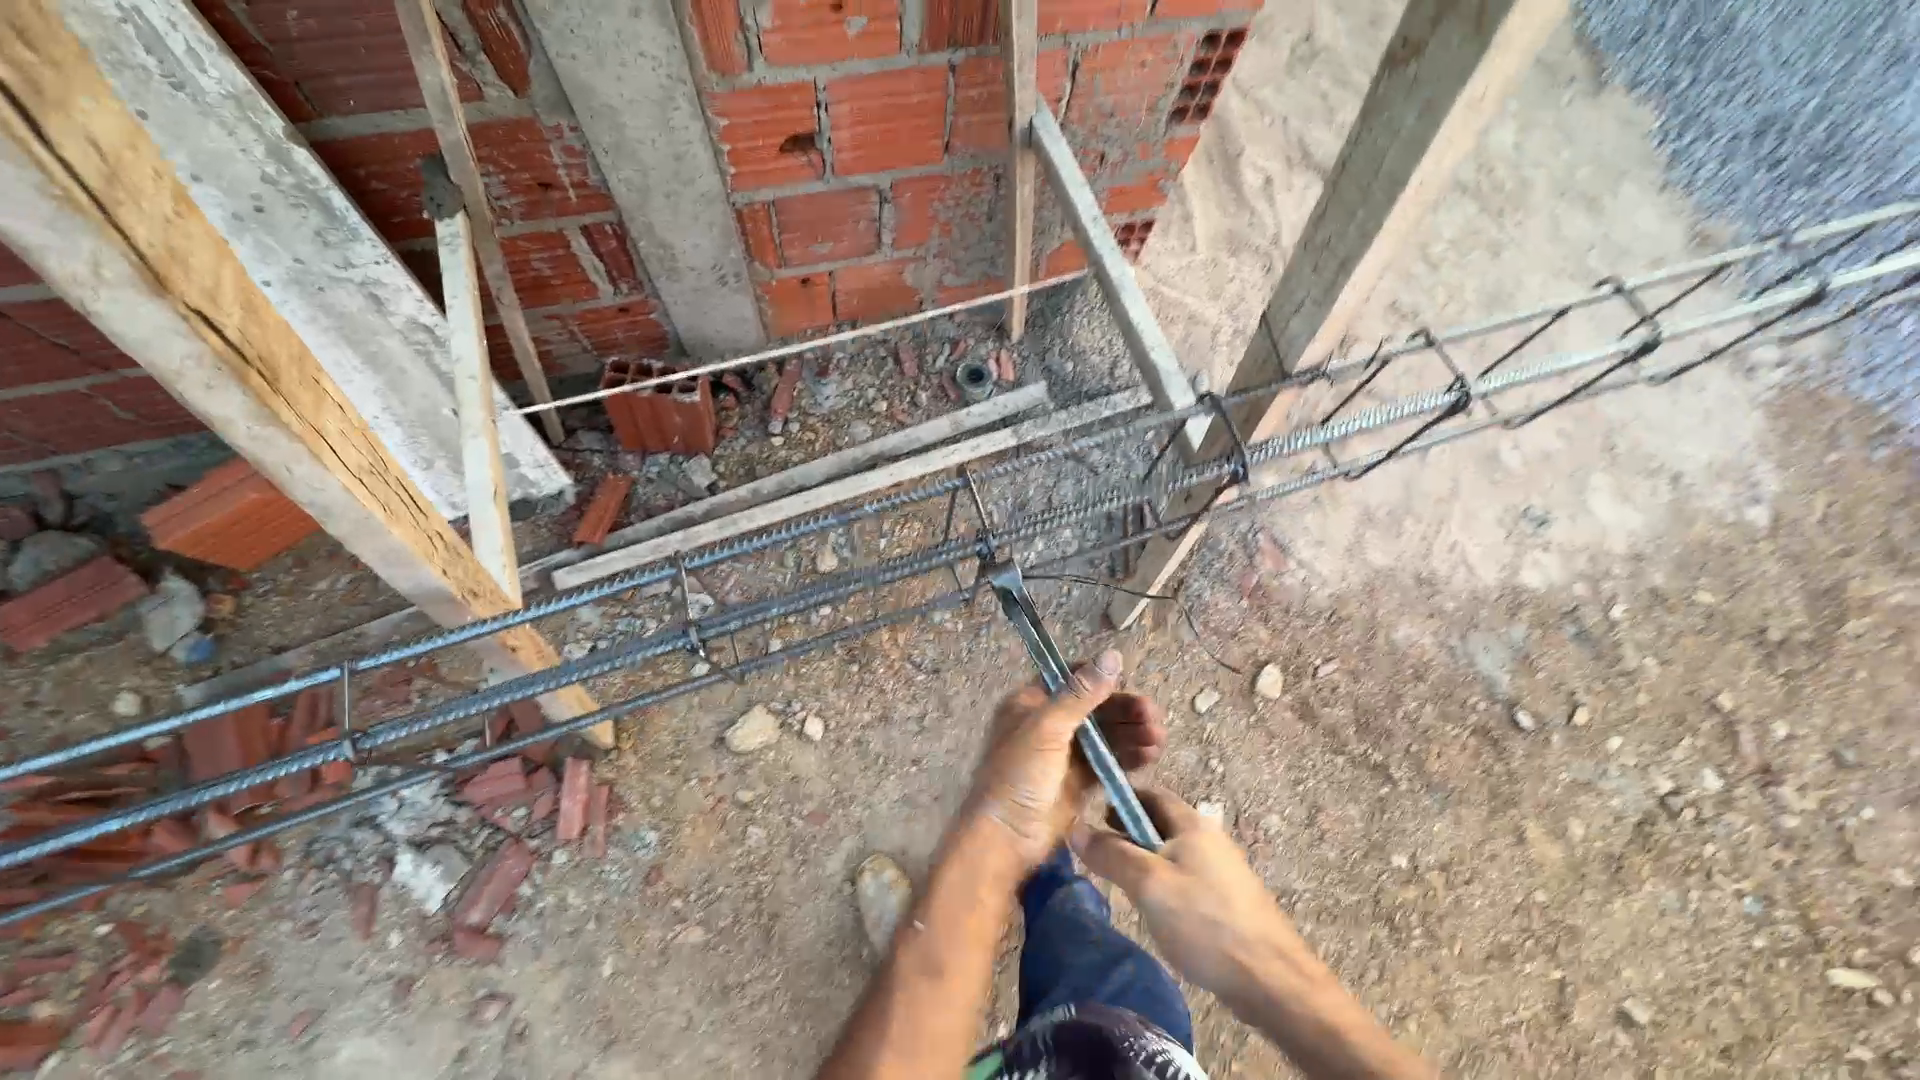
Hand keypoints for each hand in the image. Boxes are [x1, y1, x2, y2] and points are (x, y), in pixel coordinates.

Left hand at [959, 648, 1166, 873]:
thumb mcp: (1047, 727)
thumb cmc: (1019, 774)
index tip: (1129, 682)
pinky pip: (1108, 762)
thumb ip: (1081, 693)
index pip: (1070, 679)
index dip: (1099, 679)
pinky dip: (1128, 757)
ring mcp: (1063, 754)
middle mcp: (1047, 724)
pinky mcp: (1078, 782)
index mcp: (1030, 703)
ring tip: (1158, 739)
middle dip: (1125, 710)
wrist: (1006, 837)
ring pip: (1104, 735)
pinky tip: (1150, 756)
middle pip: (1093, 707)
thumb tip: (1113, 655)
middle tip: (1153, 717)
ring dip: (1131, 733)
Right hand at [1070, 786, 1295, 1004]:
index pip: (1151, 794)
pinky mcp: (1227, 902)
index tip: (1092, 815)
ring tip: (1121, 884)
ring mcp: (1222, 872)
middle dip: (1128, 832)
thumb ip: (1111, 854)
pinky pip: (1186, 879)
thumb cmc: (1205, 921)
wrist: (1270, 979)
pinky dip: (1164, 884)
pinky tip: (1155, 911)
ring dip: (1145, 861)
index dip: (1121, 799)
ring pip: (1172, 854)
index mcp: (1192, 825)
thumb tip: (1076, 828)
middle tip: (1099, 853)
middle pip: (1161, 824)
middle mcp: (1209, 840)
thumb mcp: (1148, 884)